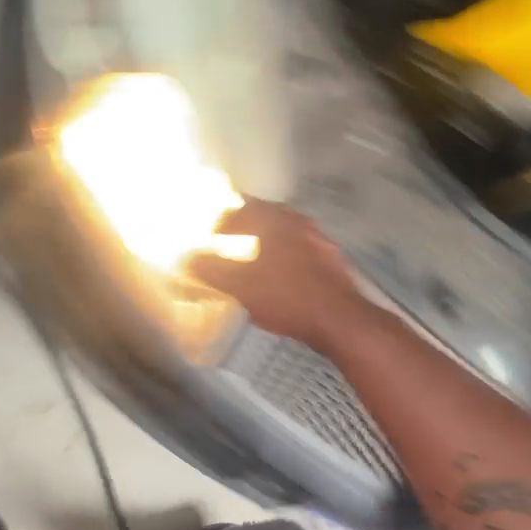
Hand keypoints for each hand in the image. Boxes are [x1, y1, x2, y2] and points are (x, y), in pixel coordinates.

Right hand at [187, 199, 367, 352]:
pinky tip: (283, 274)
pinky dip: (287, 255)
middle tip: (232, 237)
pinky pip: (303, 250)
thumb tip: (188, 259)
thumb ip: (213, 270)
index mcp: (277, 222)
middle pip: (270, 216)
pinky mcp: (334, 263)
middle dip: (248, 224)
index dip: (225, 219)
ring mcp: (322, 242)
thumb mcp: (241, 286)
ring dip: (270, 239)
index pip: (245, 208)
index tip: (213, 231)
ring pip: (289, 232)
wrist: (342, 321)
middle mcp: (301, 224)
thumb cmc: (287, 298)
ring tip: (255, 255)